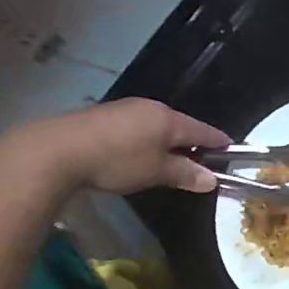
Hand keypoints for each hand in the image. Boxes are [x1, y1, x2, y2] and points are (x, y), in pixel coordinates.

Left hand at [23, 99, 229, 194]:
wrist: (57, 151)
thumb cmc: (117, 160)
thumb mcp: (157, 171)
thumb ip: (185, 173)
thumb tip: (211, 179)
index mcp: (167, 118)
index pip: (202, 129)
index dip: (218, 141)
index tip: (231, 148)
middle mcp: (148, 108)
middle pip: (179, 125)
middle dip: (191, 142)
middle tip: (201, 159)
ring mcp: (123, 110)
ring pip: (155, 126)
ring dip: (166, 142)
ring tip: (170, 160)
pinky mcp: (102, 118)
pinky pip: (136, 129)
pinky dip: (145, 142)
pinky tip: (139, 155)